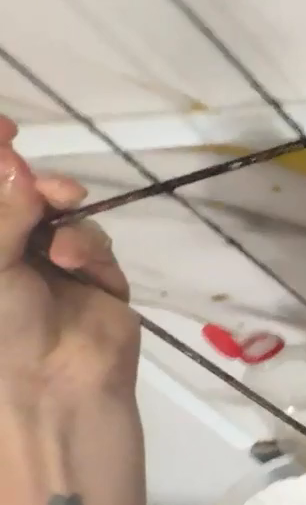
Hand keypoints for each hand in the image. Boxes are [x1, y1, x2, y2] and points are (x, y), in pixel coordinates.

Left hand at [0, 116, 136, 406]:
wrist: (51, 378)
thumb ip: (0, 211)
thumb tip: (15, 163)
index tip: (6, 127)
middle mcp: (0, 246)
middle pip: (17, 195)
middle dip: (32, 184)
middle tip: (49, 186)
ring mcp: (45, 260)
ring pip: (62, 215)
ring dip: (66, 220)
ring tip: (65, 241)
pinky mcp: (93, 275)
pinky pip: (96, 243)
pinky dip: (91, 249)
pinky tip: (81, 265)